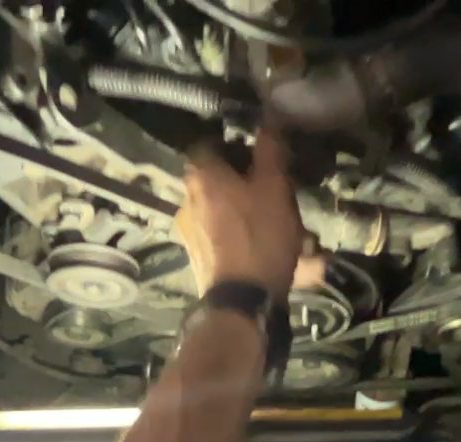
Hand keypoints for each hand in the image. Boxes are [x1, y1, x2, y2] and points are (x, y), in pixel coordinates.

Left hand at [175, 131, 311, 296]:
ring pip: (218, 212)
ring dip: (241, 213)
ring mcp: (188, 234)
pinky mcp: (196, 261)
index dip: (235, 146)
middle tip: (270, 192)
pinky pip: (220, 239)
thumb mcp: (274, 187)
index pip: (210, 144)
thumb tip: (266, 121)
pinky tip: (260, 250)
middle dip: (241, 183)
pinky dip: (238, 238)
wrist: (242, 301)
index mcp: (200, 175)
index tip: (258, 156)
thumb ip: (269, 151)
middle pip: (214, 181)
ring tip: (271, 226)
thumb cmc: (260, 236)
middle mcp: (185, 200)